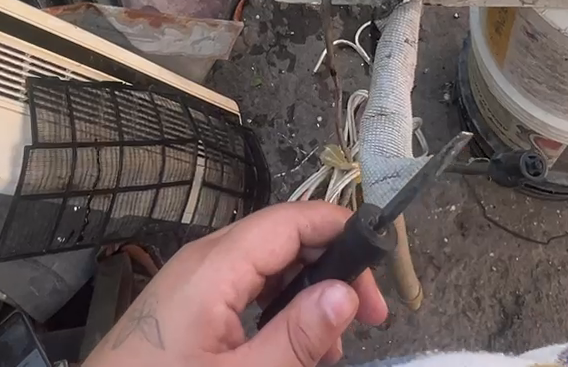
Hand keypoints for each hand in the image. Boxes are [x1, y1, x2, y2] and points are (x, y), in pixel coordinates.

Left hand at [84, 201, 389, 366]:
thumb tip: (346, 292)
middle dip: (330, 268)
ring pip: (267, 263)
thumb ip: (294, 338)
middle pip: (283, 237)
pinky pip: (245, 286)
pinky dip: (278, 307)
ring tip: (333, 348)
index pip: (290, 219)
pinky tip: (294, 346)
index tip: (379, 270)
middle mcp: (206, 257)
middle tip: (370, 319)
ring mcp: (194, 278)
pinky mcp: (188, 301)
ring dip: (307, 292)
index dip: (339, 231)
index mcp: (216, 264)